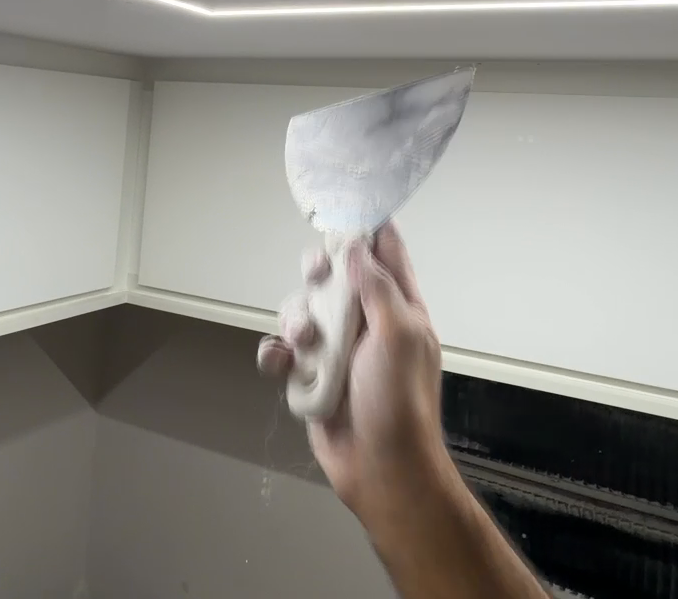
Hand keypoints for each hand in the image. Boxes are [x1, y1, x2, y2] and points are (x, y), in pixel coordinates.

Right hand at [257, 222, 451, 519]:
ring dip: (296, 318)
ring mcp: (336, 347)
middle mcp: (366, 320)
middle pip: (334, 274)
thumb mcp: (399, 335)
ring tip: (304, 341)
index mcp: (398, 306)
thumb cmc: (398, 401)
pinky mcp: (310, 373)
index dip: (366, 227)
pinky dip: (278, 351)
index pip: (386, 251)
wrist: (379, 469)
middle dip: (319, 270)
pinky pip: (283, 349)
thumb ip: (377, 286)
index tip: (343, 207)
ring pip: (303, 308)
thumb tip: (356, 246)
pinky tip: (282, 361)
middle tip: (315, 274)